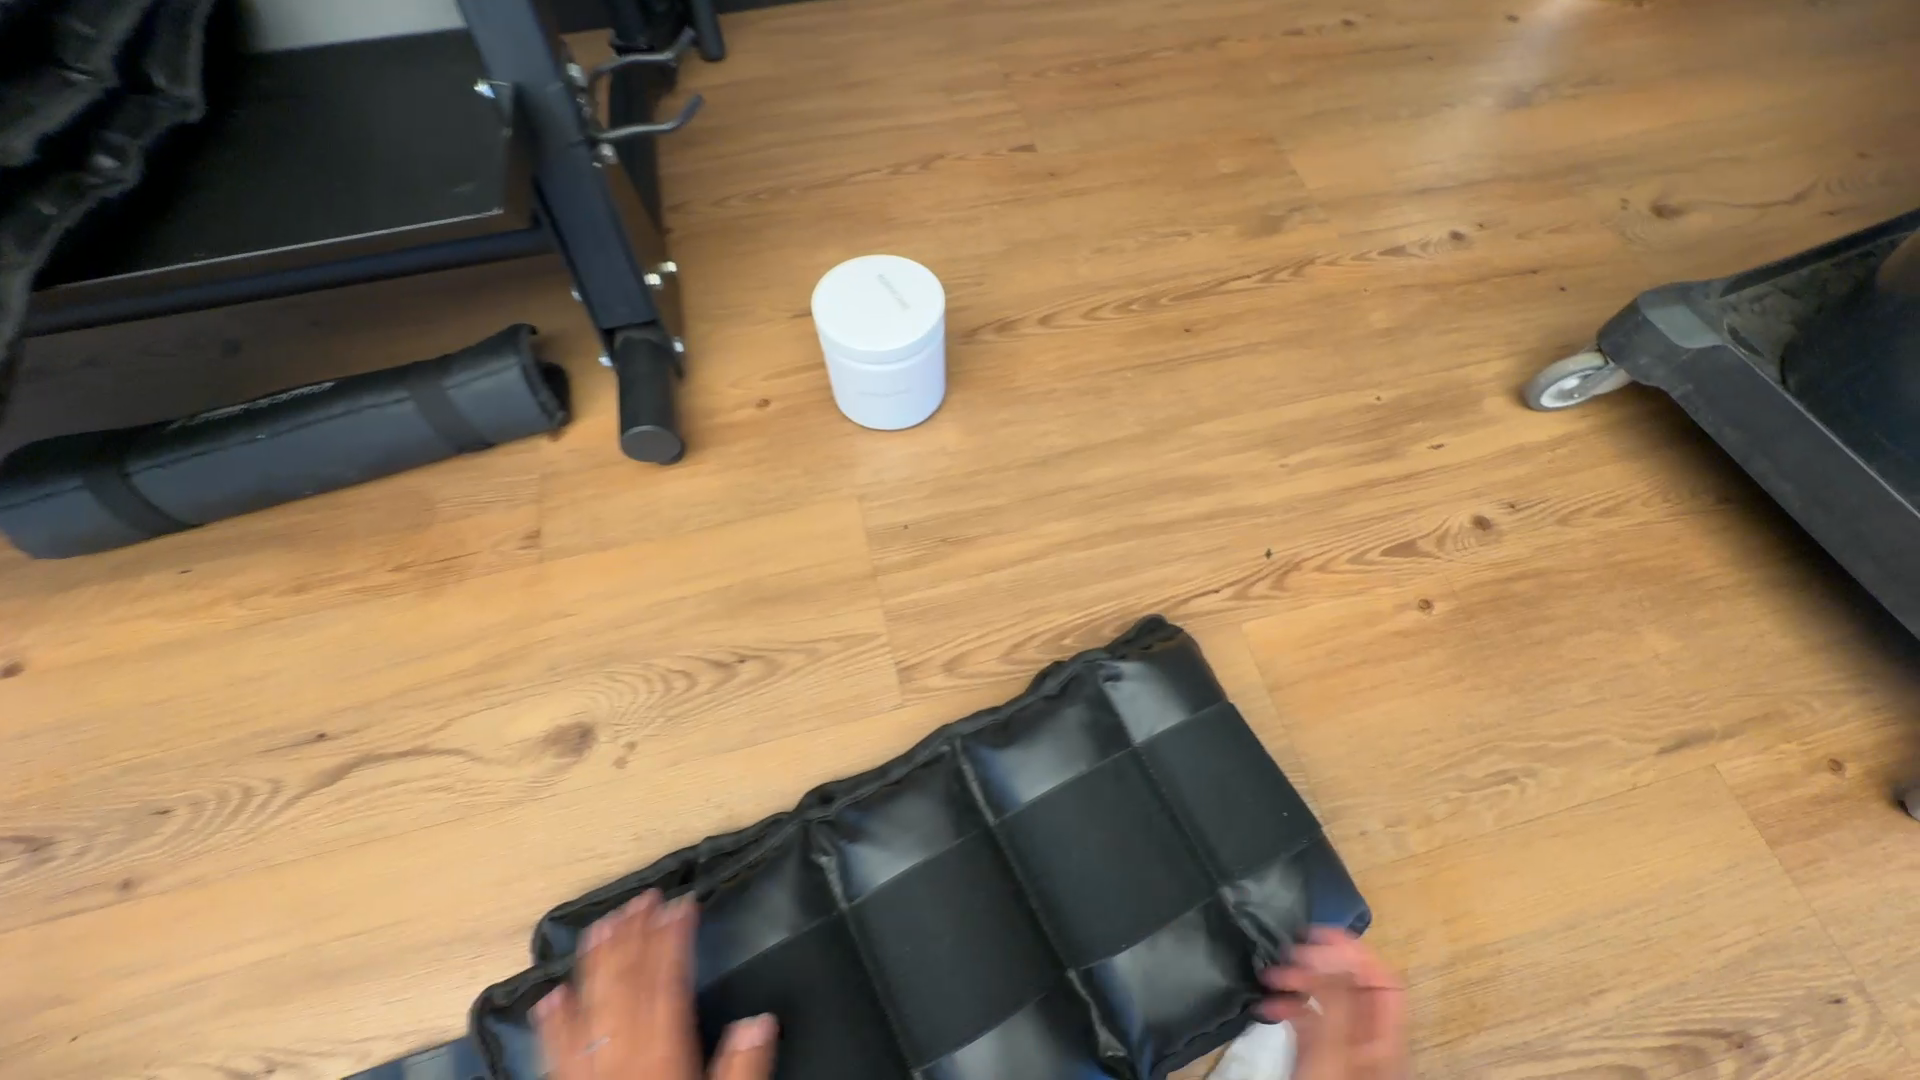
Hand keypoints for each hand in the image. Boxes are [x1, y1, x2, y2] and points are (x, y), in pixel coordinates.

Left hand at [532, 890, 776, 1079]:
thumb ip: (742, 1070)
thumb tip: (761, 1020)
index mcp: (661, 1056)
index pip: (667, 983)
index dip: (673, 938)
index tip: (680, 904)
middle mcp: (620, 1058)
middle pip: (624, 986)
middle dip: (633, 938)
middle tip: (640, 899)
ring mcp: (587, 1077)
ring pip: (587, 1008)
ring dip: (594, 964)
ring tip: (601, 926)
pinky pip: (555, 1054)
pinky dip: (553, 1022)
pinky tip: (550, 998)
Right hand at [1256, 928, 1406, 1079]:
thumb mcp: (1330, 1056)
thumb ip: (1334, 1004)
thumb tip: (1329, 952)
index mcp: (1386, 1043)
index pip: (1385, 982)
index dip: (1355, 952)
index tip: (1315, 936)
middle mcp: (1370, 1043)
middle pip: (1355, 986)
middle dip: (1320, 964)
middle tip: (1286, 955)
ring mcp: (1345, 1052)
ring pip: (1329, 1000)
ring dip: (1299, 981)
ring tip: (1270, 977)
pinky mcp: (1322, 1059)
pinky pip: (1310, 1020)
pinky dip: (1290, 1005)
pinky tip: (1268, 1005)